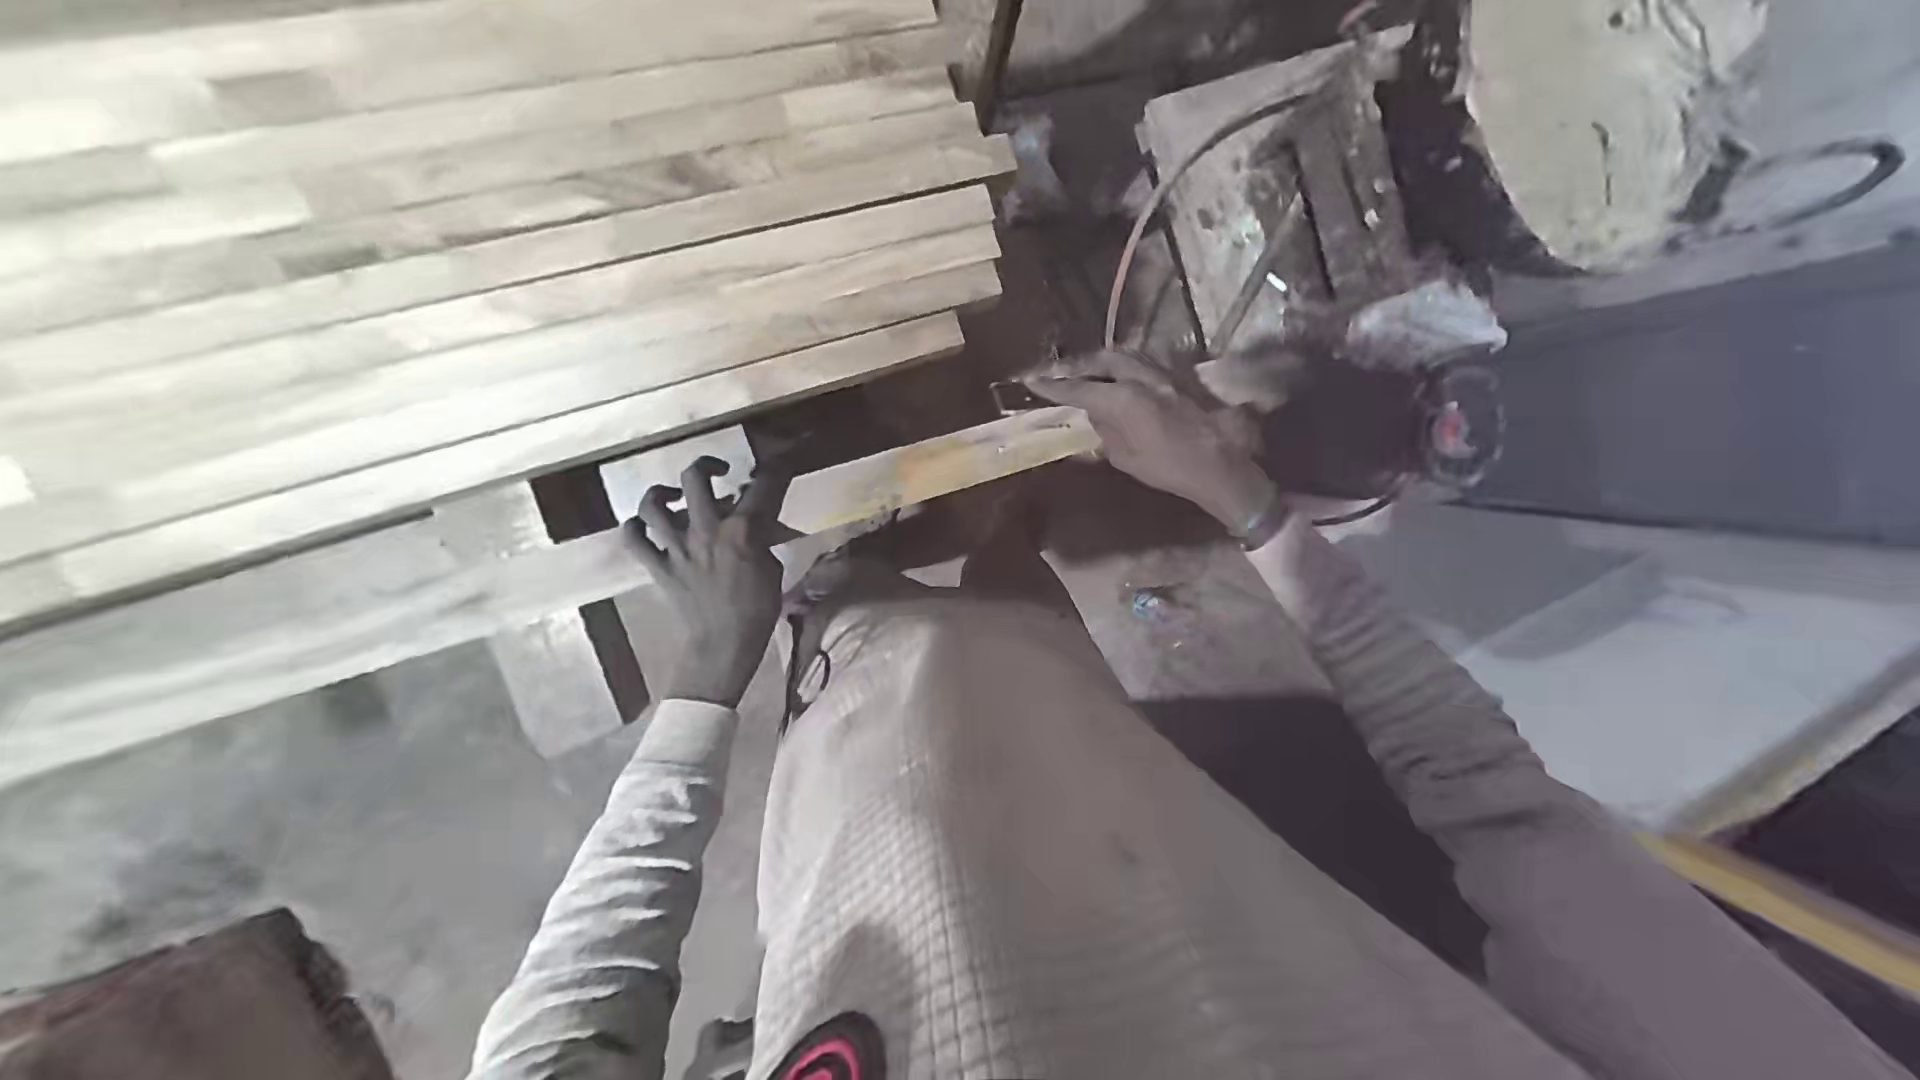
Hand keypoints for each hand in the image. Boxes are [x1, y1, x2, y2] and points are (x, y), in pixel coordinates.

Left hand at [632, 456, 790, 707]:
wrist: (724, 645)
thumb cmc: (758, 610)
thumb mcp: (774, 571)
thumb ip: (763, 542)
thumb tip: (760, 525)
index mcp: (741, 531)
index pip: (762, 487)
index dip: (774, 469)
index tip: (779, 461)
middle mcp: (704, 530)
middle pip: (695, 478)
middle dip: (707, 465)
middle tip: (718, 473)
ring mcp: (676, 548)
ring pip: (655, 504)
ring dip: (664, 493)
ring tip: (676, 496)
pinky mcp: (658, 567)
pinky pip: (633, 539)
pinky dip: (635, 527)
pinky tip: (646, 525)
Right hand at [1028, 350, 1279, 533]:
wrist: (1220, 464)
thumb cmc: (1169, 468)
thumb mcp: (1126, 458)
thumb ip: (1106, 431)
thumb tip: (1096, 414)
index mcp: (1122, 399)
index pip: (1079, 388)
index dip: (1053, 386)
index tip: (1032, 381)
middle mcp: (1140, 377)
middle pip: (1102, 359)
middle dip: (1078, 365)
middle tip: (1061, 374)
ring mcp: (1162, 374)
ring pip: (1125, 355)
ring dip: (1103, 362)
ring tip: (1089, 373)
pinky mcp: (1178, 377)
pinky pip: (1144, 363)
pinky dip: (1125, 366)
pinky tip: (1121, 378)